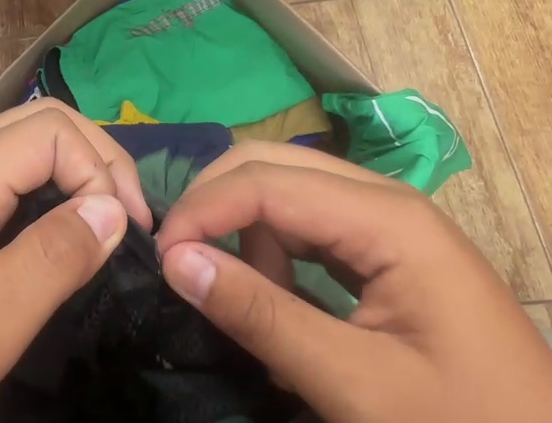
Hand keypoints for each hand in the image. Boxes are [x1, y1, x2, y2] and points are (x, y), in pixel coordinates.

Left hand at [0, 101, 152, 422]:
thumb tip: (114, 207)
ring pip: (24, 146)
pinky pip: (8, 181)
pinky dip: (53, 191)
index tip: (128, 235)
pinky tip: (68, 235)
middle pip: (38, 123)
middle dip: (97, 159)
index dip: (98, 169)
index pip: (46, 130)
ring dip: (78, 172)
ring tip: (111, 228)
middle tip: (131, 226)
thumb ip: (46, 263)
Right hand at [155, 141, 551, 422]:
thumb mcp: (358, 385)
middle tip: (182, 265)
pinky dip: (278, 254)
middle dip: (219, 205)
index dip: (204, 210)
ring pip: (289, 192)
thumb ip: (263, 316)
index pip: (266, 180)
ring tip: (247, 306)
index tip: (161, 261)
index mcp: (387, 217)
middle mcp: (386, 200)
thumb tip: (175, 260)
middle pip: (274, 165)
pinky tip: (278, 301)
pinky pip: (312, 227)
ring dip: (249, 234)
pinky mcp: (390, 253)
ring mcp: (391, 224)